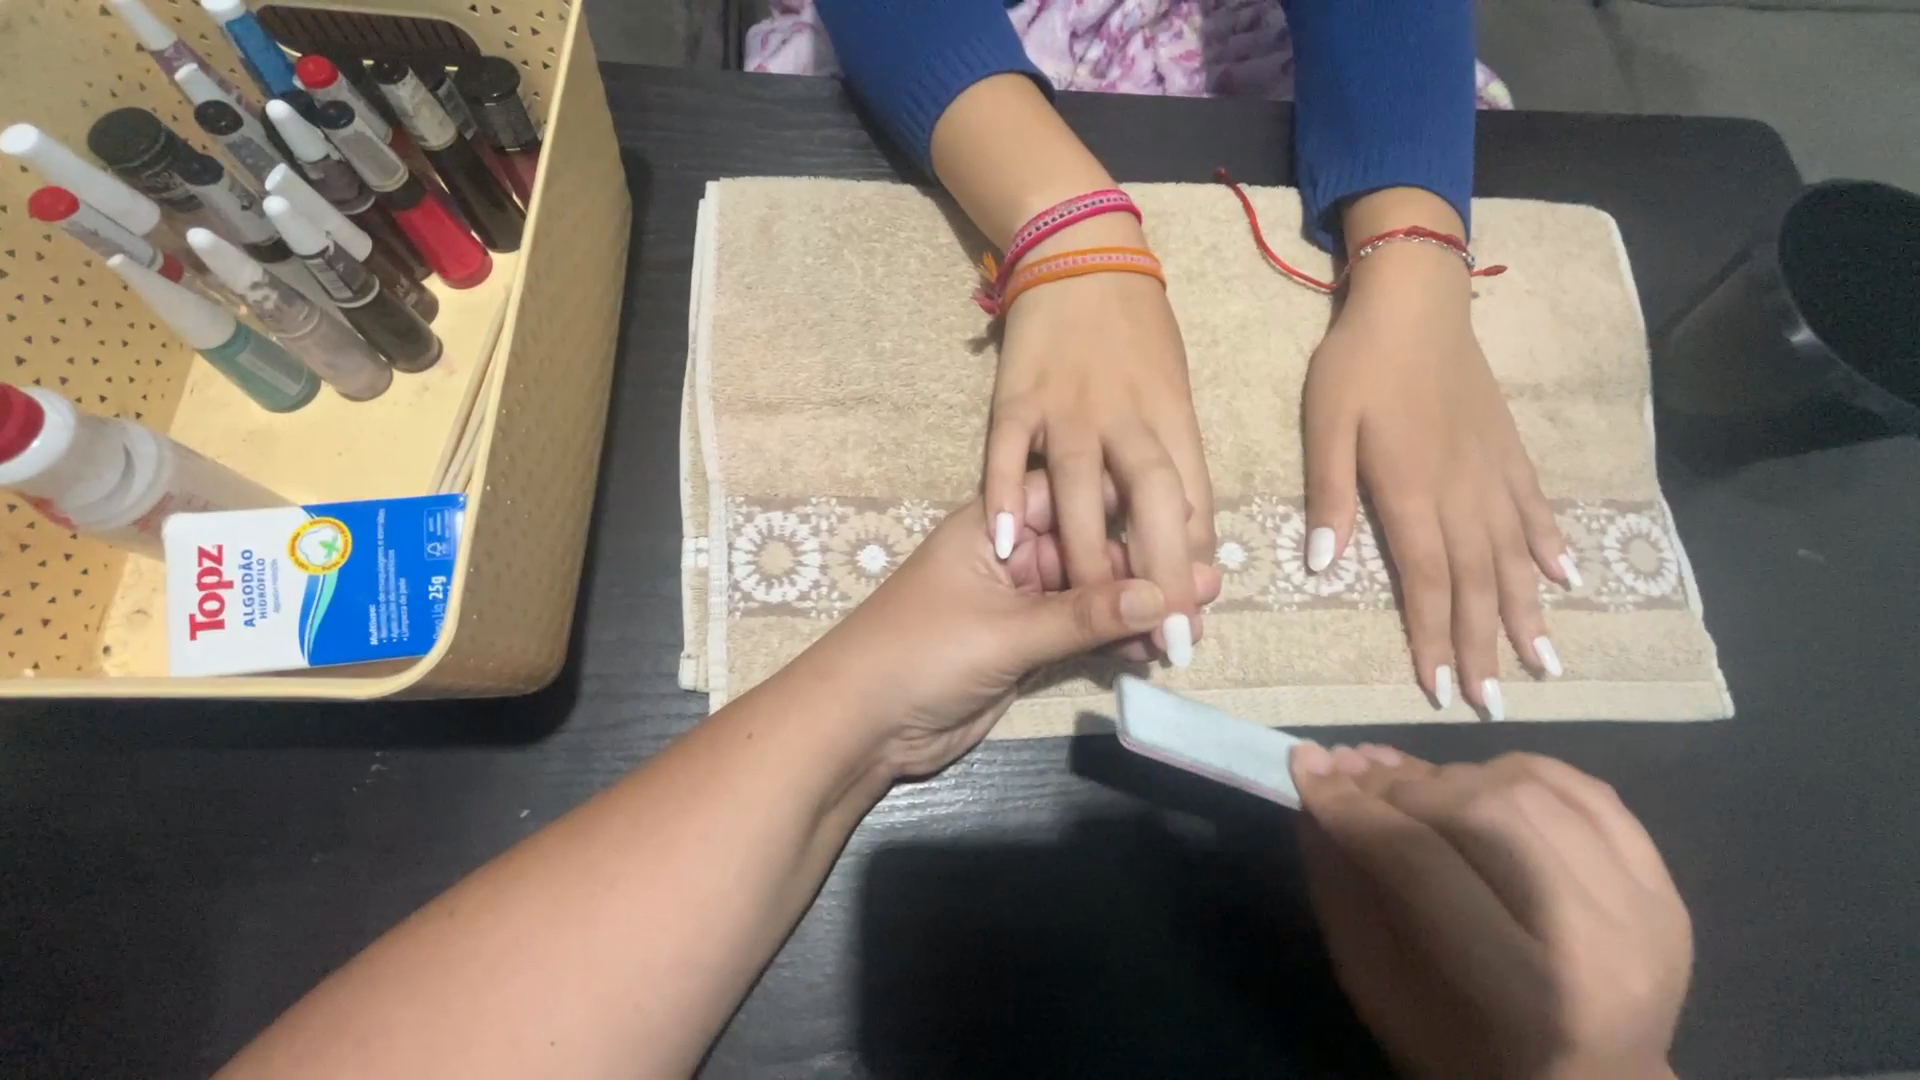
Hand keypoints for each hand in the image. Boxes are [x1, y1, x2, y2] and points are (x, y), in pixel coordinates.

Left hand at [803, 473, 1221, 779]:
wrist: (863, 723)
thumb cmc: (921, 654)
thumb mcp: (1005, 630)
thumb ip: (1084, 615)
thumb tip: (1163, 596)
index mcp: (996, 525)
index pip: (1073, 500)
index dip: (1128, 515)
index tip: (1185, 531)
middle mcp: (1013, 555)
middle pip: (1089, 552)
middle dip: (1143, 572)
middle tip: (1205, 588)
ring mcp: (1019, 603)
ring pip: (1090, 598)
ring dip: (1135, 611)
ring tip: (1194, 622)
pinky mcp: (1024, 646)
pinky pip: (1079, 635)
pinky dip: (1112, 642)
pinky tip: (1153, 650)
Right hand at [988, 250, 1215, 666]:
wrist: (1083, 254)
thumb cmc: (1136, 335)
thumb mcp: (1174, 396)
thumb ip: (1179, 467)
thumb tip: (1192, 544)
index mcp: (1171, 418)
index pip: (1190, 502)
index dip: (1194, 567)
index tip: (1194, 626)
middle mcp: (1125, 416)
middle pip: (1149, 499)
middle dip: (1158, 574)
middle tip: (1162, 645)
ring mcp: (1068, 405)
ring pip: (1080, 485)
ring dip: (1086, 551)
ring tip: (1086, 613)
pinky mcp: (1017, 396)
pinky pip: (1009, 451)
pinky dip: (1008, 495)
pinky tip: (1008, 543)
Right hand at [1291, 743, 1691, 1079]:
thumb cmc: (1461, 1049)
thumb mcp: (1375, 982)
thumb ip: (1340, 880)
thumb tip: (1315, 780)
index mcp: (1518, 991)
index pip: (1418, 860)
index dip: (1349, 805)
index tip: (1304, 766)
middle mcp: (1598, 945)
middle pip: (1478, 812)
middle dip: (1396, 785)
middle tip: (1352, 779)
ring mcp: (1645, 910)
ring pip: (1525, 789)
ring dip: (1448, 776)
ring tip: (1412, 792)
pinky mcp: (1666, 887)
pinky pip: (1582, 789)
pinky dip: (1515, 771)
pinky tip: (1479, 788)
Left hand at [1304, 194, 1572, 716]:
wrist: (1415, 303)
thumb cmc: (1356, 367)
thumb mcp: (1325, 429)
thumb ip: (1330, 498)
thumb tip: (1327, 568)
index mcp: (1411, 494)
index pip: (1425, 583)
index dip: (1433, 639)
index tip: (1444, 690)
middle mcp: (1462, 494)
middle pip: (1474, 583)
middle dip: (1482, 646)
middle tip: (1498, 704)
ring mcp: (1494, 472)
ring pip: (1513, 557)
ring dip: (1527, 613)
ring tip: (1546, 663)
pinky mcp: (1510, 449)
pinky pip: (1536, 508)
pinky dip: (1551, 546)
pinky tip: (1566, 576)